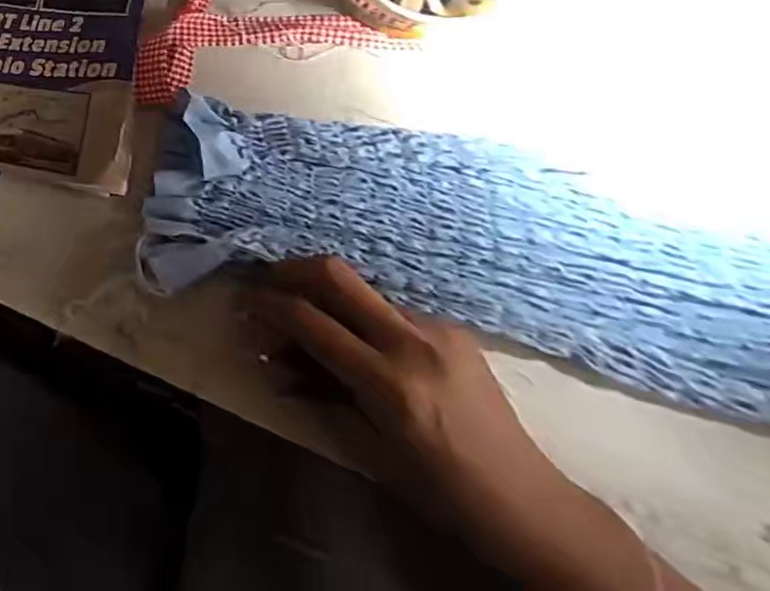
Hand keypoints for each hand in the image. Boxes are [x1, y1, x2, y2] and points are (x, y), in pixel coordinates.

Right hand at [256, 257, 664, 590]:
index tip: (244, 300)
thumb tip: (275, 361)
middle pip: (336, 275)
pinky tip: (355, 340)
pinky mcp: (451, 327)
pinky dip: (360, 315)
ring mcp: (436, 329)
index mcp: (389, 382)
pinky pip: (390, 307)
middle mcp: (412, 342)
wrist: (525, 500)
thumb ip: (320, 391)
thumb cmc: (438, 489)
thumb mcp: (367, 444)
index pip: (311, 321)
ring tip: (305, 320)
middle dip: (291, 270)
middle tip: (267, 282)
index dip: (268, 305)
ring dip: (324, 294)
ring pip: (362, 288)